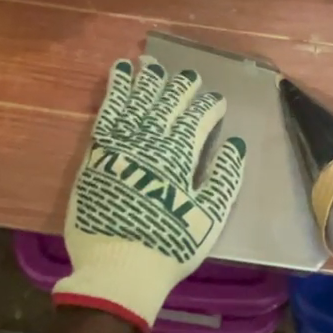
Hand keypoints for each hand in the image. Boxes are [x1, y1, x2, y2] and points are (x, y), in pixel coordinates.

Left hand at [55, 56, 246, 332]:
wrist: (117, 269)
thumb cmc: (168, 246)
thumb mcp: (209, 218)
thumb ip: (224, 178)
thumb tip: (236, 144)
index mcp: (180, 159)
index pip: (198, 121)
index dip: (209, 107)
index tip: (217, 100)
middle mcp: (151, 144)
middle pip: (167, 106)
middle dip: (179, 88)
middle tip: (187, 74)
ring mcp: (120, 147)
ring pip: (136, 103)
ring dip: (145, 81)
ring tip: (149, 63)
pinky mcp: (96, 155)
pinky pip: (107, 115)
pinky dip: (114, 93)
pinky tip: (118, 79)